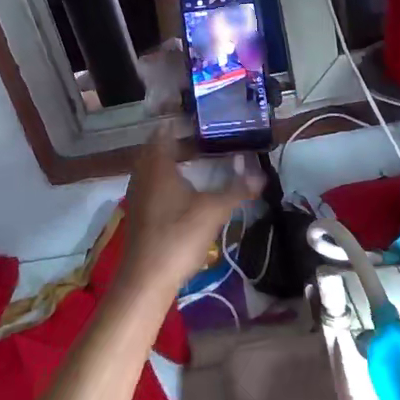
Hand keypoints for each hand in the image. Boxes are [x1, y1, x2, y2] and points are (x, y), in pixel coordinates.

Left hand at [117, 125, 261, 295]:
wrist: (146, 279)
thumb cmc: (178, 236)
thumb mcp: (214, 210)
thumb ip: (237, 189)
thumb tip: (261, 175)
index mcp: (158, 166)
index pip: (163, 133)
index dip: (179, 123)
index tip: (201, 119)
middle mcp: (143, 176)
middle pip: (156, 149)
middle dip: (178, 141)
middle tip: (204, 139)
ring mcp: (138, 195)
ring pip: (152, 168)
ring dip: (171, 161)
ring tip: (197, 160)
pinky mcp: (139, 213)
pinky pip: (152, 184)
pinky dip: (167, 179)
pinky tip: (185, 190)